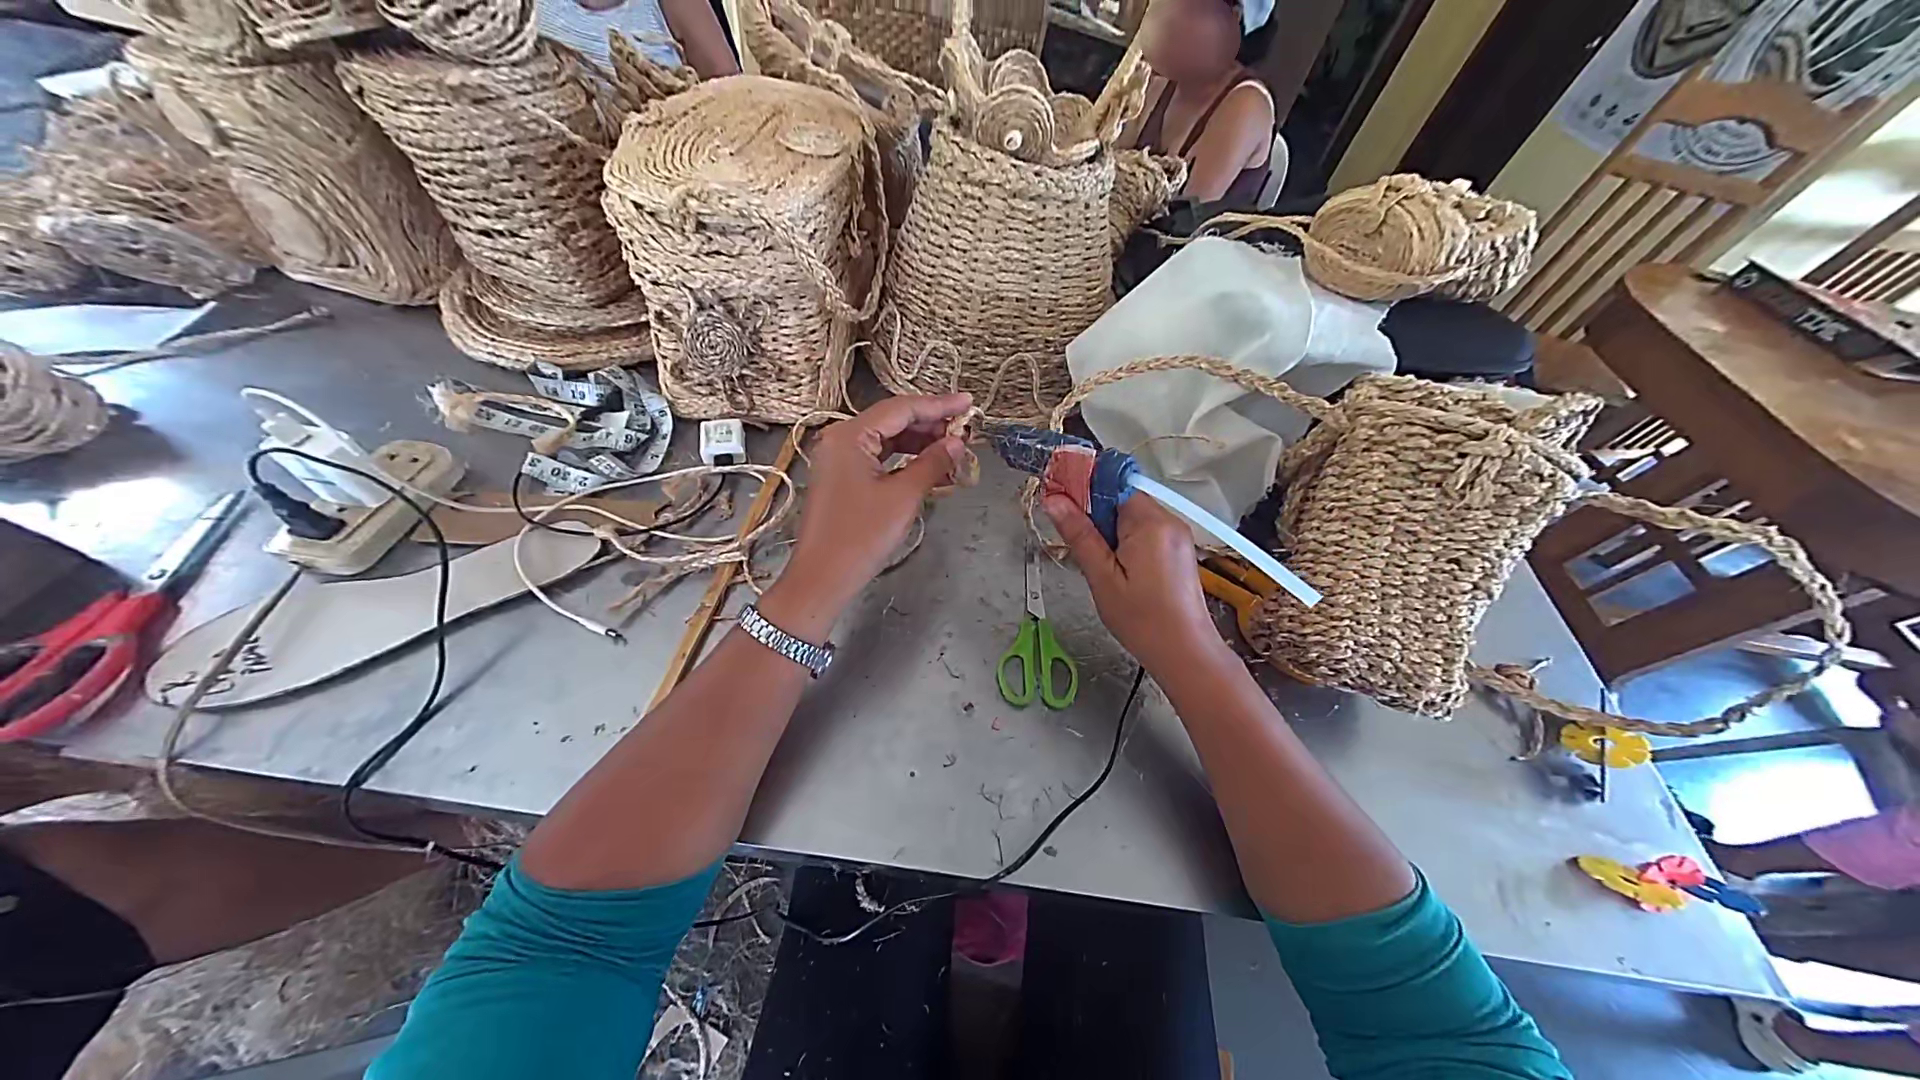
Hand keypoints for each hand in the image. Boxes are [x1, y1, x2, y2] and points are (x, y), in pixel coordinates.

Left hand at [770, 394, 971, 631]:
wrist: (822, 577)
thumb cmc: (860, 536)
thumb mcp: (903, 497)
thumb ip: (932, 463)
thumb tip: (957, 442)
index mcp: (850, 435)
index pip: (901, 408)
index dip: (938, 405)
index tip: (968, 402)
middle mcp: (840, 439)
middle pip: (892, 420)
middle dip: (930, 424)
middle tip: (965, 430)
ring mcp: (838, 459)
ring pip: (886, 439)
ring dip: (920, 443)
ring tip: (954, 450)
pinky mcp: (842, 478)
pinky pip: (878, 458)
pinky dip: (905, 460)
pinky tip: (931, 468)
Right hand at [1043, 492, 1228, 676]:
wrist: (1185, 652)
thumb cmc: (1144, 621)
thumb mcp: (1101, 577)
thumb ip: (1079, 534)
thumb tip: (1055, 501)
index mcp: (1150, 523)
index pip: (1112, 482)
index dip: (1082, 485)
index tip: (1058, 496)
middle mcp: (1168, 521)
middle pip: (1121, 496)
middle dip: (1093, 510)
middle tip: (1072, 536)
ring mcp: (1176, 534)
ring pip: (1131, 513)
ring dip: (1107, 526)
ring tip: (1096, 559)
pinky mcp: (1178, 549)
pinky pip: (1145, 529)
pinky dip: (1124, 538)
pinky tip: (1114, 565)